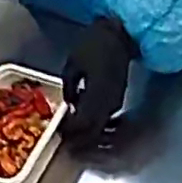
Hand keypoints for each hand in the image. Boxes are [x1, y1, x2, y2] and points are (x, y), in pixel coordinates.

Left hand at [60, 17, 136, 150]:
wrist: (118, 38)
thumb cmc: (93, 45)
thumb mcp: (73, 63)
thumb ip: (69, 86)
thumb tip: (70, 104)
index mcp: (97, 96)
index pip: (84, 124)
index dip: (73, 132)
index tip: (63, 135)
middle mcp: (108, 105)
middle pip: (94, 133)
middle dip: (82, 141)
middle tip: (69, 144)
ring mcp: (114, 106)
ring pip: (101, 129)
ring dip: (89, 135)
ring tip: (76, 136)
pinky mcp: (117, 102)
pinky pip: (106, 121)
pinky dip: (96, 126)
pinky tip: (86, 122)